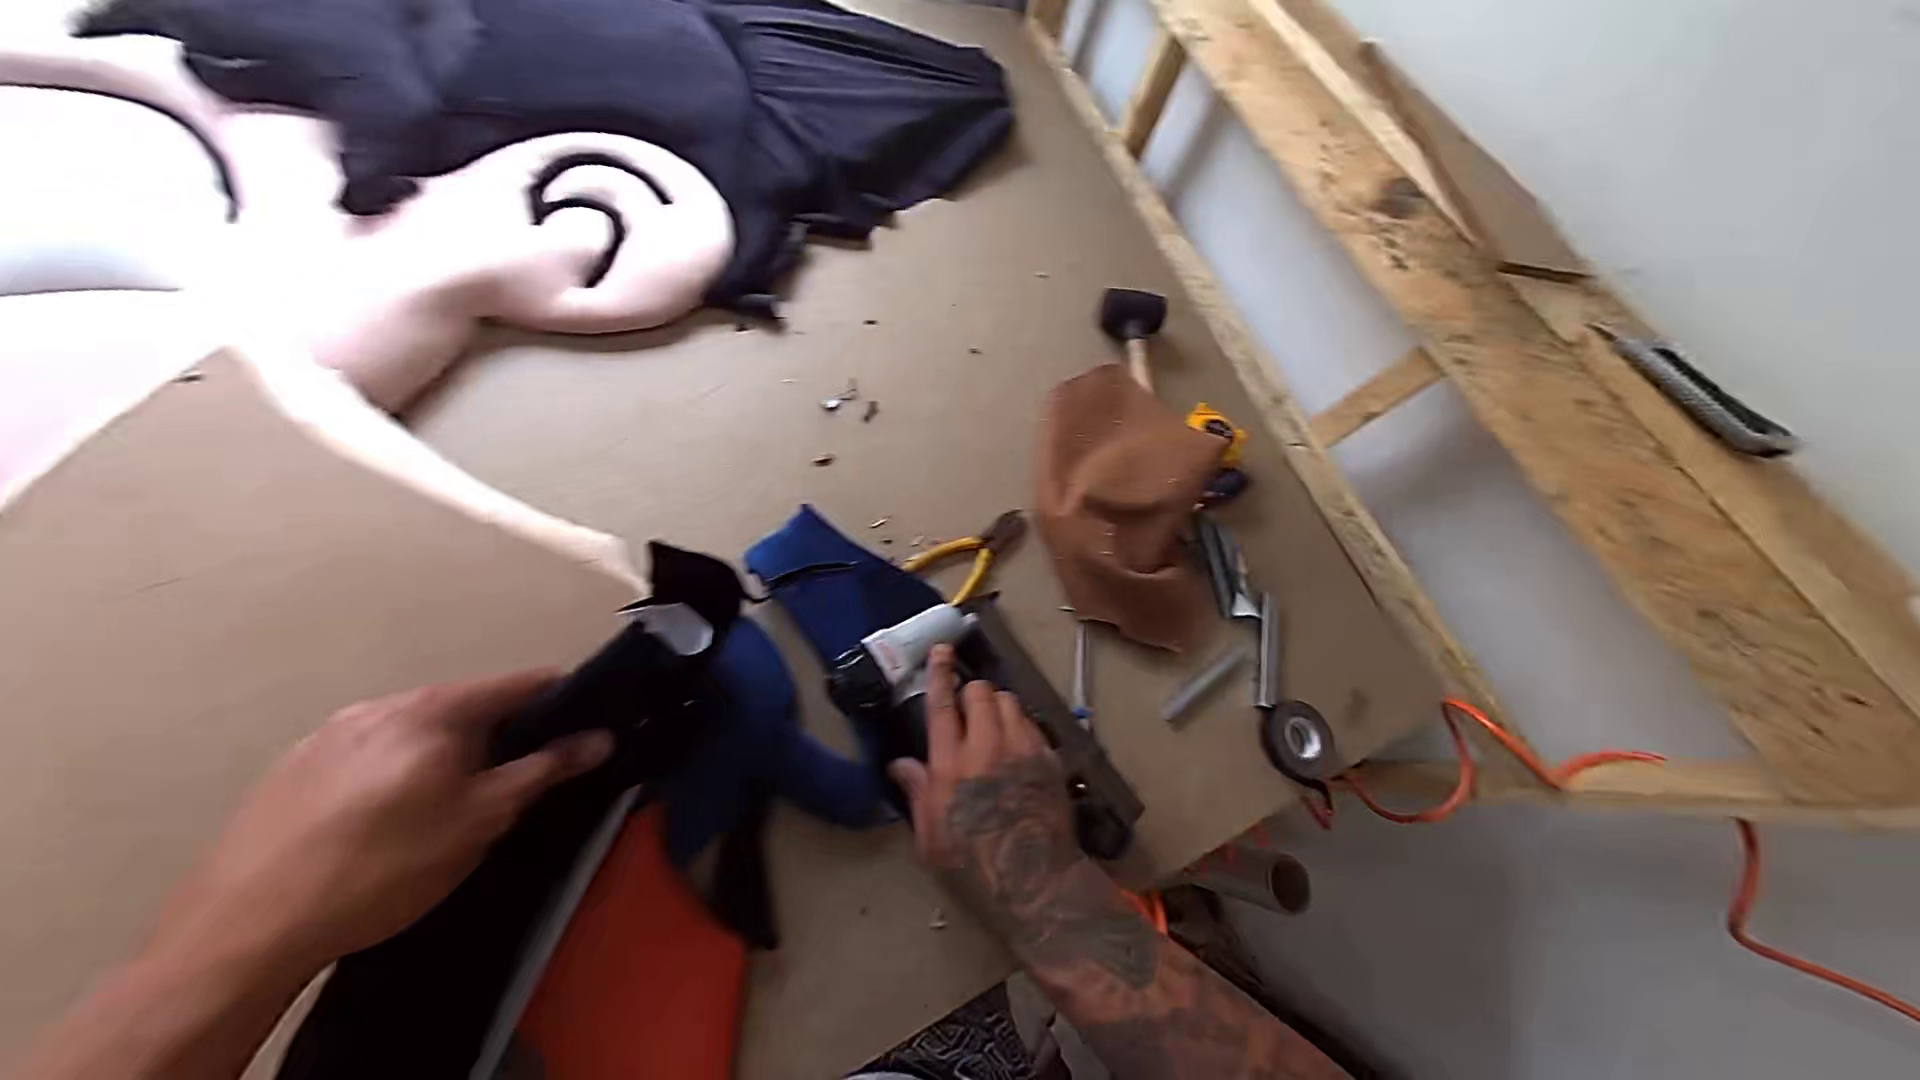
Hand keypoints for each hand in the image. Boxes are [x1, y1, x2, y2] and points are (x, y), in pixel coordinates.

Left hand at [151, 671, 612, 980]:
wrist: (238, 935)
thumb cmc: (386, 866)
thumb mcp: (483, 818)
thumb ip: (547, 768)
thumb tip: (603, 738)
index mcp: (434, 708)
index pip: (523, 683)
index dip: (564, 701)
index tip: (584, 727)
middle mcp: (384, 704)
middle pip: (471, 704)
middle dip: (504, 733)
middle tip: (517, 779)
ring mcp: (331, 732)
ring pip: (421, 727)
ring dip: (452, 750)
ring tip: (454, 801)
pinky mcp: (294, 765)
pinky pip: (375, 749)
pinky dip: (402, 766)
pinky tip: (390, 816)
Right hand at [888, 645, 1083, 927]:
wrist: (1034, 880)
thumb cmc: (973, 863)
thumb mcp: (930, 835)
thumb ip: (917, 791)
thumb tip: (900, 764)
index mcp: (951, 764)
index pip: (942, 705)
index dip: (940, 673)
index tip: (941, 651)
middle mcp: (986, 746)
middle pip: (980, 692)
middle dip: (971, 693)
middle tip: (967, 711)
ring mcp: (1021, 748)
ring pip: (1009, 700)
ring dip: (997, 706)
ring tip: (993, 726)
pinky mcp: (1048, 757)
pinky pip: (1032, 723)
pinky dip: (1020, 726)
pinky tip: (1017, 747)